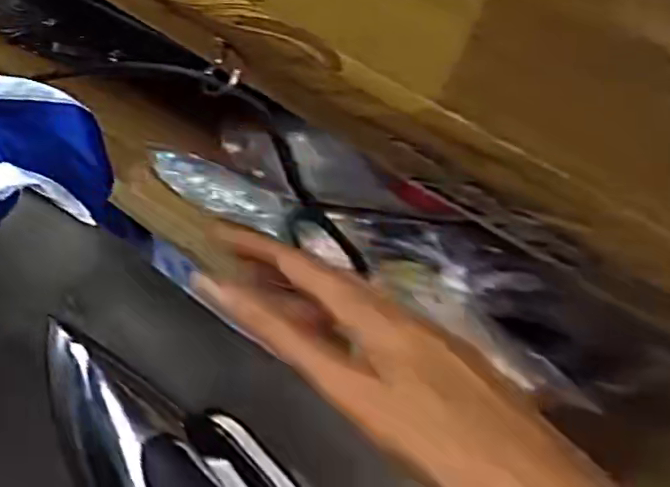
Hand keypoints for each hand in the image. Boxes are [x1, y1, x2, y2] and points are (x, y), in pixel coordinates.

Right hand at [197, 226, 612, 486]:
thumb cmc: (435, 439)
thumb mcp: (345, 388)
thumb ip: (279, 334)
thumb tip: (213, 283)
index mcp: (375, 313)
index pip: (299, 262)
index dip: (253, 243)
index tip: (214, 229)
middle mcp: (404, 313)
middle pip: (328, 276)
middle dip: (277, 266)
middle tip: (234, 265)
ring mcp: (436, 337)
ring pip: (356, 300)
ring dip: (308, 294)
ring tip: (274, 303)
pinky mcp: (456, 363)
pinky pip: (381, 322)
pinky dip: (341, 318)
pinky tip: (337, 341)